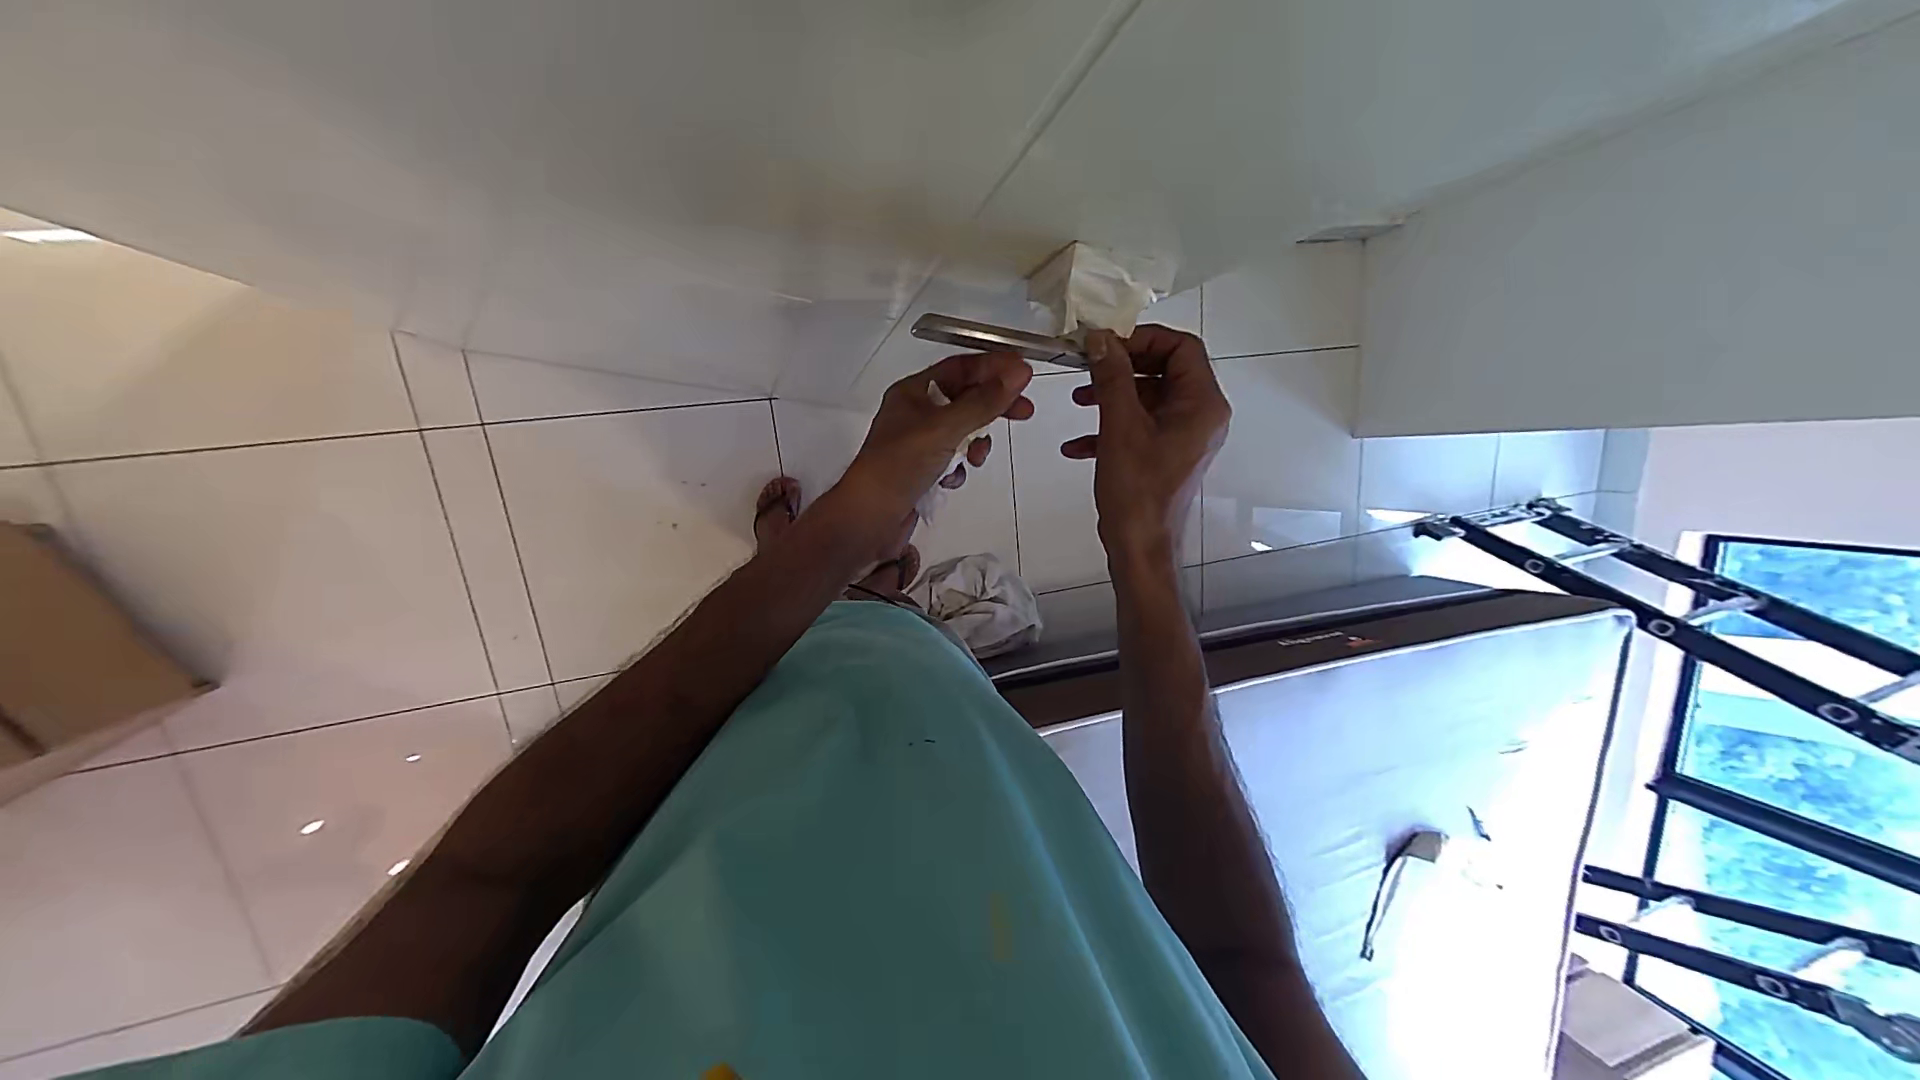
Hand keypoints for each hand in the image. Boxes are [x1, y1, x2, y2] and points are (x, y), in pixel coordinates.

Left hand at [833, 351, 1034, 547]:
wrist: (870, 518)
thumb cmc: (896, 467)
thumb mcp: (944, 428)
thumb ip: (983, 402)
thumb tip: (1016, 375)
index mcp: (912, 392)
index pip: (959, 368)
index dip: (992, 366)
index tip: (1022, 370)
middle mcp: (914, 413)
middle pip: (964, 398)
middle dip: (992, 406)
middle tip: (1022, 410)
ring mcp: (918, 443)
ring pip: (961, 431)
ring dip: (974, 442)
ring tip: (976, 455)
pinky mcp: (922, 469)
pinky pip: (953, 459)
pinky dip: (958, 467)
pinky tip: (952, 477)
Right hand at [1061, 326, 1229, 562]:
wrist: (1139, 547)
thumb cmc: (1137, 492)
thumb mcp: (1120, 426)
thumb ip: (1112, 377)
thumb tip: (1101, 340)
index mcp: (1202, 404)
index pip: (1182, 348)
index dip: (1144, 339)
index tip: (1107, 342)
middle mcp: (1200, 416)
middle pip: (1164, 370)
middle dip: (1123, 367)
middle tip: (1089, 365)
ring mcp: (1183, 437)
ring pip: (1148, 399)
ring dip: (1112, 395)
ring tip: (1078, 398)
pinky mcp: (1165, 454)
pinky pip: (1140, 427)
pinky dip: (1111, 427)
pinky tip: (1076, 444)